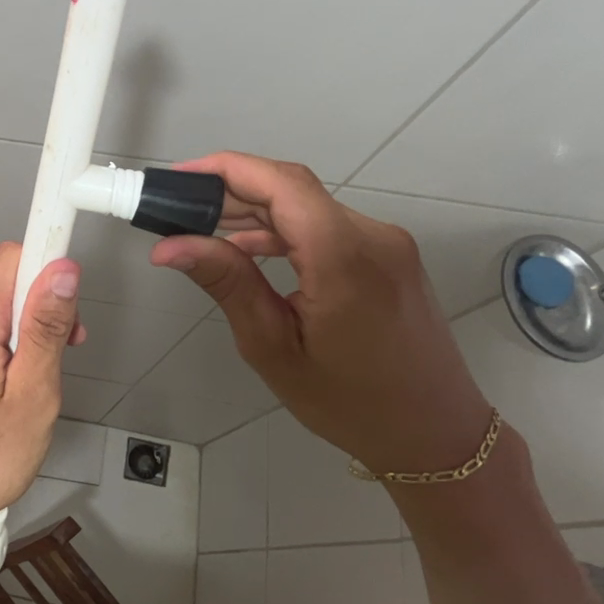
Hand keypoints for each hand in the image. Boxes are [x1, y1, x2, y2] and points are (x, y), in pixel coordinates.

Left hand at [0, 242, 81, 566]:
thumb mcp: (32, 395)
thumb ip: (45, 329)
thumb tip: (60, 272)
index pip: (13, 257)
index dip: (49, 254)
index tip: (76, 267)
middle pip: (10, 277)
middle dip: (47, 301)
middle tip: (64, 346)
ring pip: (4, 304)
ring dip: (36, 326)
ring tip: (44, 375)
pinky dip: (18, 342)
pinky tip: (26, 379)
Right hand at [149, 152, 492, 473]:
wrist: (434, 434)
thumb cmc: (347, 402)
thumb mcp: (272, 346)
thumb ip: (227, 283)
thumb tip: (168, 246)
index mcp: (344, 257)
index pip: (280, 183)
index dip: (225, 169)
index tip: (174, 178)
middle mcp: (372, 235)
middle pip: (291, 189)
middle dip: (229, 191)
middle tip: (174, 209)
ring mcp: (385, 244)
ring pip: (306, 206)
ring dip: (253, 210)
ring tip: (198, 228)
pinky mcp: (388, 256)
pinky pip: (325, 226)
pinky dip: (281, 228)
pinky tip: (245, 248)